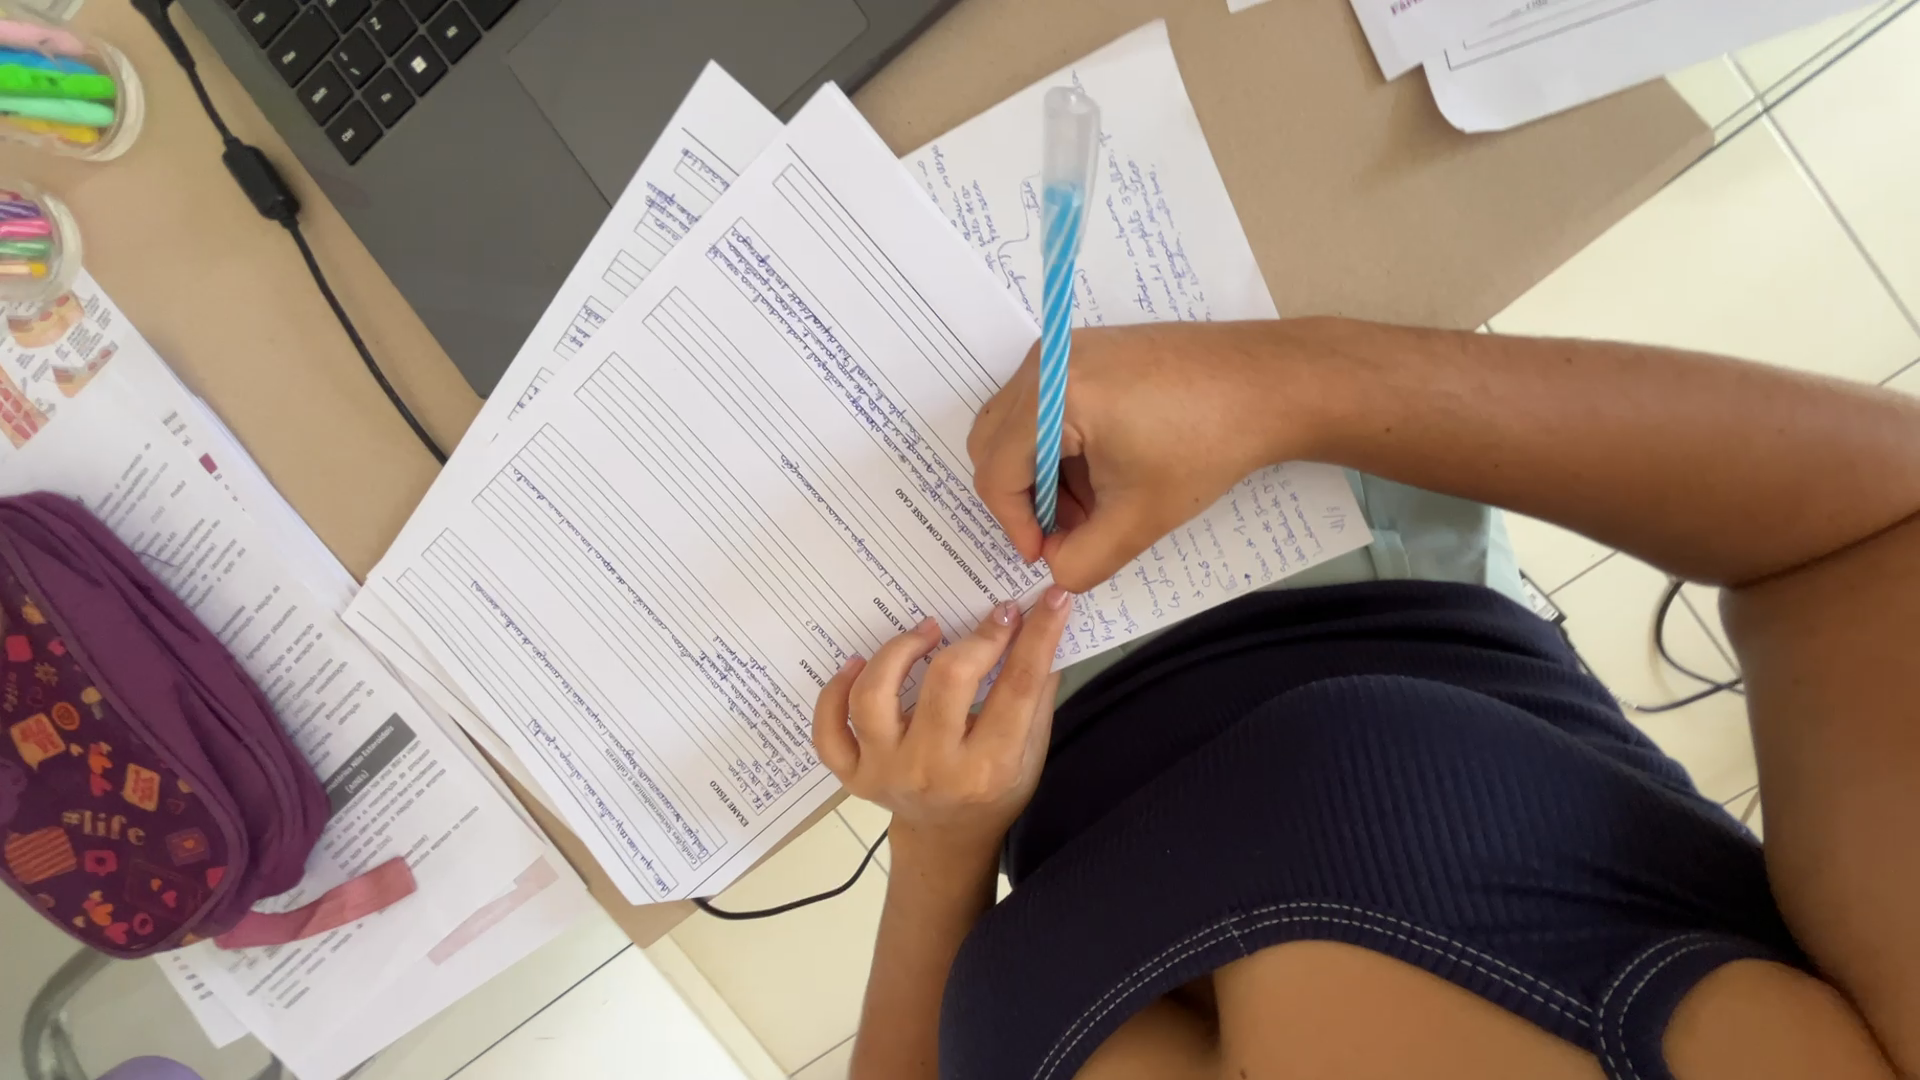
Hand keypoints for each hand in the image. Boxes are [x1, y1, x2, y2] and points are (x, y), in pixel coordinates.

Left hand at [812, 586, 1072, 854]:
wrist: (948, 840)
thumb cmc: (996, 790)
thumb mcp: (1032, 751)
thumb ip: (1037, 692)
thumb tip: (1044, 624)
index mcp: (989, 768)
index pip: (1018, 687)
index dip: (1037, 636)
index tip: (1051, 599)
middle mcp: (933, 771)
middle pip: (948, 681)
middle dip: (978, 637)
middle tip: (995, 616)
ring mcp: (885, 773)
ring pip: (874, 697)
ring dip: (899, 651)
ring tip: (926, 632)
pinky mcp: (853, 775)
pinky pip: (828, 728)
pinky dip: (835, 691)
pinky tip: (858, 664)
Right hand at [968, 321, 1310, 591]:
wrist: (1269, 385)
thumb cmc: (1207, 446)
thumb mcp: (1139, 520)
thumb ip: (1081, 562)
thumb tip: (1053, 568)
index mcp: (1052, 396)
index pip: (995, 472)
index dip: (1015, 525)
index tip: (1047, 554)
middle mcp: (1044, 363)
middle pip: (992, 445)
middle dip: (1023, 498)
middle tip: (1067, 528)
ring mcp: (1063, 351)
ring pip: (1015, 428)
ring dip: (1039, 476)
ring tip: (1092, 503)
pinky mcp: (1083, 351)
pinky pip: (1041, 408)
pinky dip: (1056, 448)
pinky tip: (1100, 470)